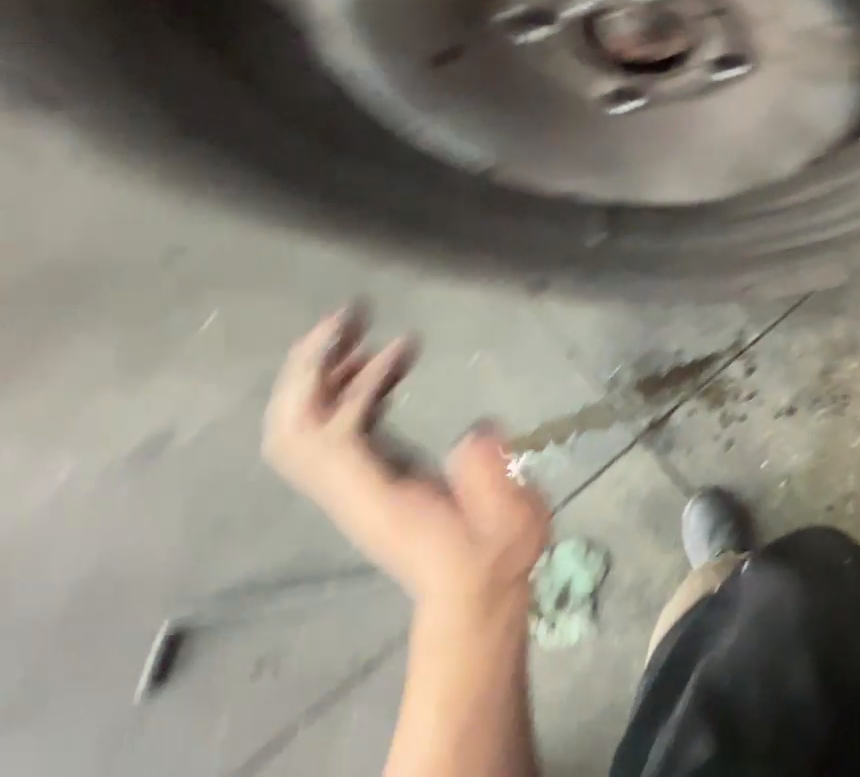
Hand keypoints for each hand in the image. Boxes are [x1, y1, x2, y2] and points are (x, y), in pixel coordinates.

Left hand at [263, 307, 551, 611]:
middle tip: (348, 319)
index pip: (328, 438)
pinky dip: (342, 395)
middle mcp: (346, 494)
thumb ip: (489, 473)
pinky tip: (382, 371)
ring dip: (319, 378)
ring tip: (362, 335)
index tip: (391, 344)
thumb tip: (478, 429)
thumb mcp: (508, 517)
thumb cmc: (493, 558)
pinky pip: (327, 435)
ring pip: (299, 431)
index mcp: (375, 498)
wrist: (473, 601)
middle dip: (308, 369)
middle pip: (291, 430)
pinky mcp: (362, 487)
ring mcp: (348, 492)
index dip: (347, 386)